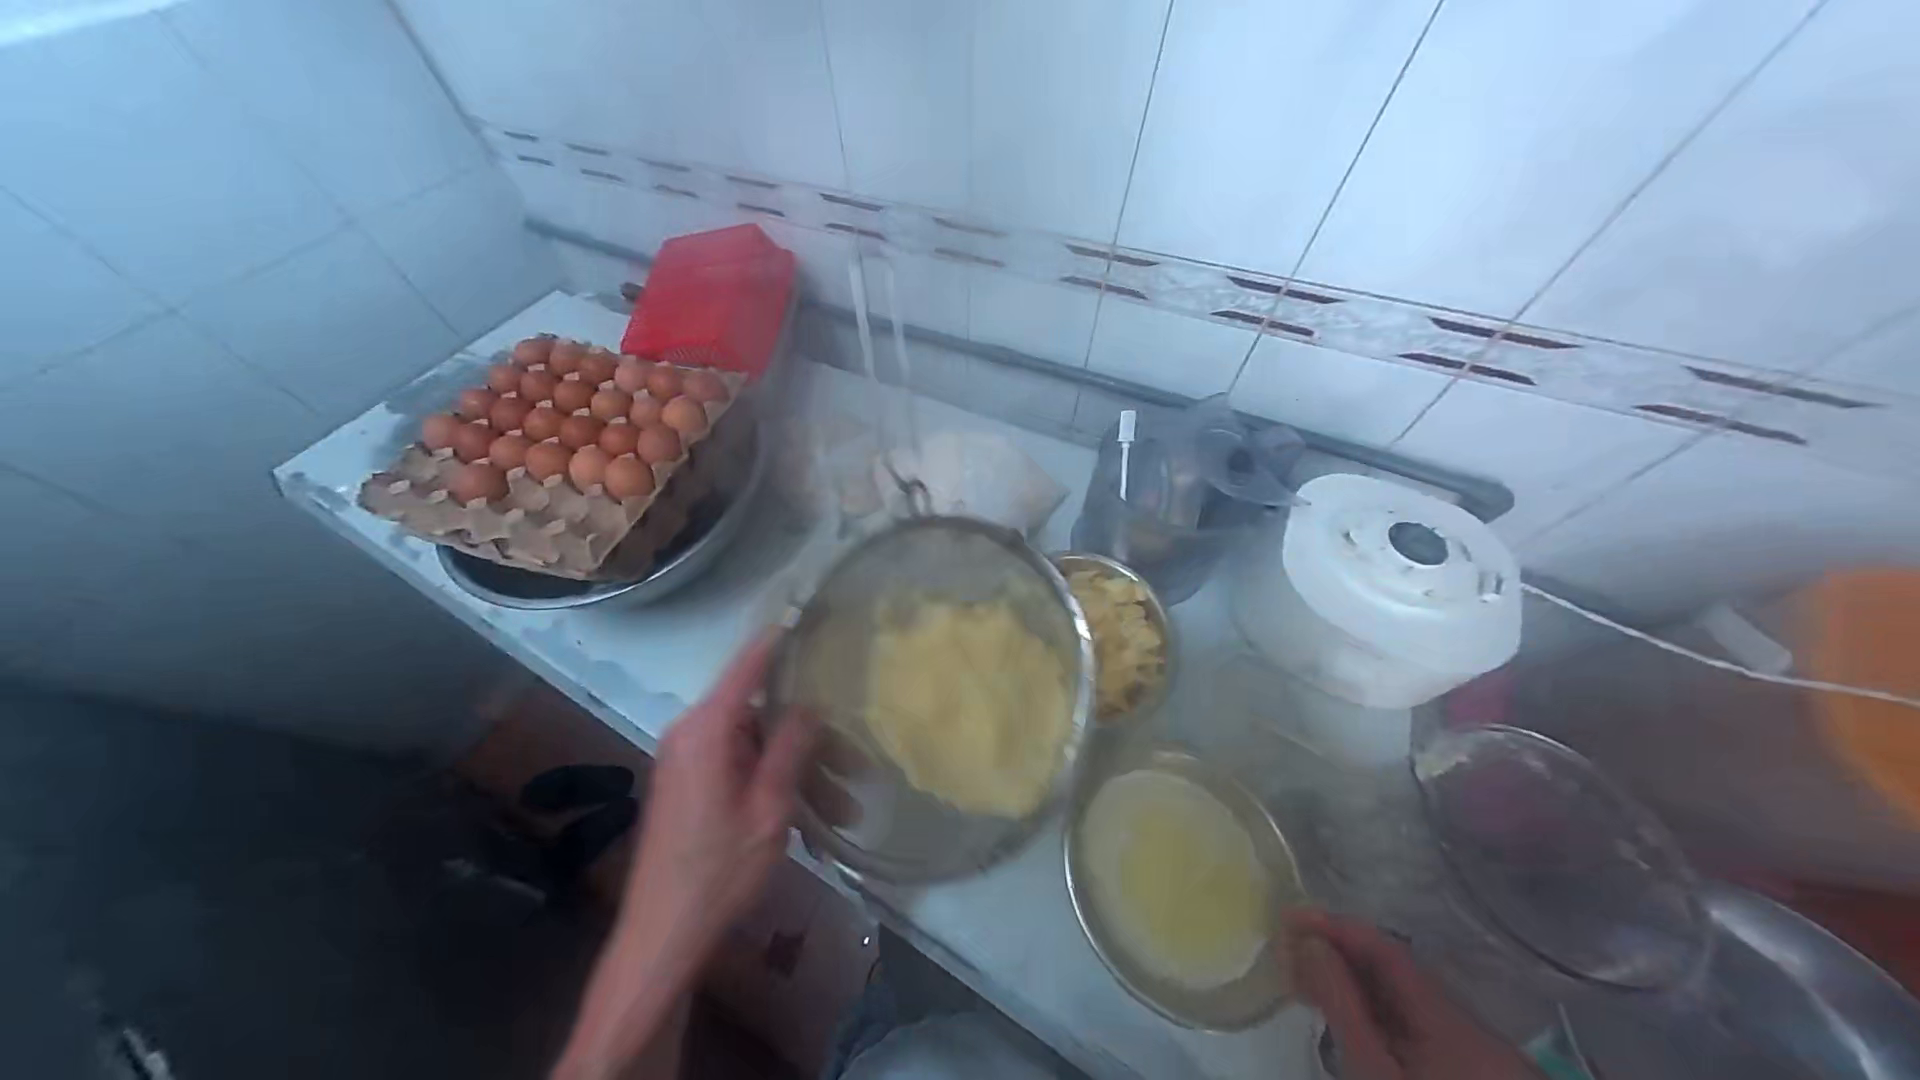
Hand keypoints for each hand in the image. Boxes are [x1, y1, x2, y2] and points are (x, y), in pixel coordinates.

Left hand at [620, 632, 817, 956]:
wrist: (662, 934)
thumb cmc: (719, 870)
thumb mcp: (770, 808)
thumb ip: (790, 747)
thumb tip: (810, 703)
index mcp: (706, 730)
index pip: (747, 666)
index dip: (777, 640)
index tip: (804, 612)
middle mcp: (692, 733)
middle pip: (761, 712)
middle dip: (808, 735)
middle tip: (852, 762)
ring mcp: (689, 757)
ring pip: (756, 743)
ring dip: (797, 767)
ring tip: (840, 806)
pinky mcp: (690, 780)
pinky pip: (741, 763)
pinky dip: (773, 779)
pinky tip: (808, 813)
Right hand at [1286, 911, 1538, 1079]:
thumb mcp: (1371, 1072)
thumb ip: (1341, 1002)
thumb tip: (1307, 940)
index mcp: (1457, 1025)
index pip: (1388, 949)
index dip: (1335, 925)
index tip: (1286, 916)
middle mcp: (1479, 1032)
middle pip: (1401, 972)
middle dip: (1341, 952)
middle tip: (1288, 946)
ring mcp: (1484, 1059)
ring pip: (1409, 999)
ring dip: (1356, 981)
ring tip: (1307, 976)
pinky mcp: (1475, 1077)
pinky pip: (1420, 1024)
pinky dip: (1378, 1011)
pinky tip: (1349, 1016)